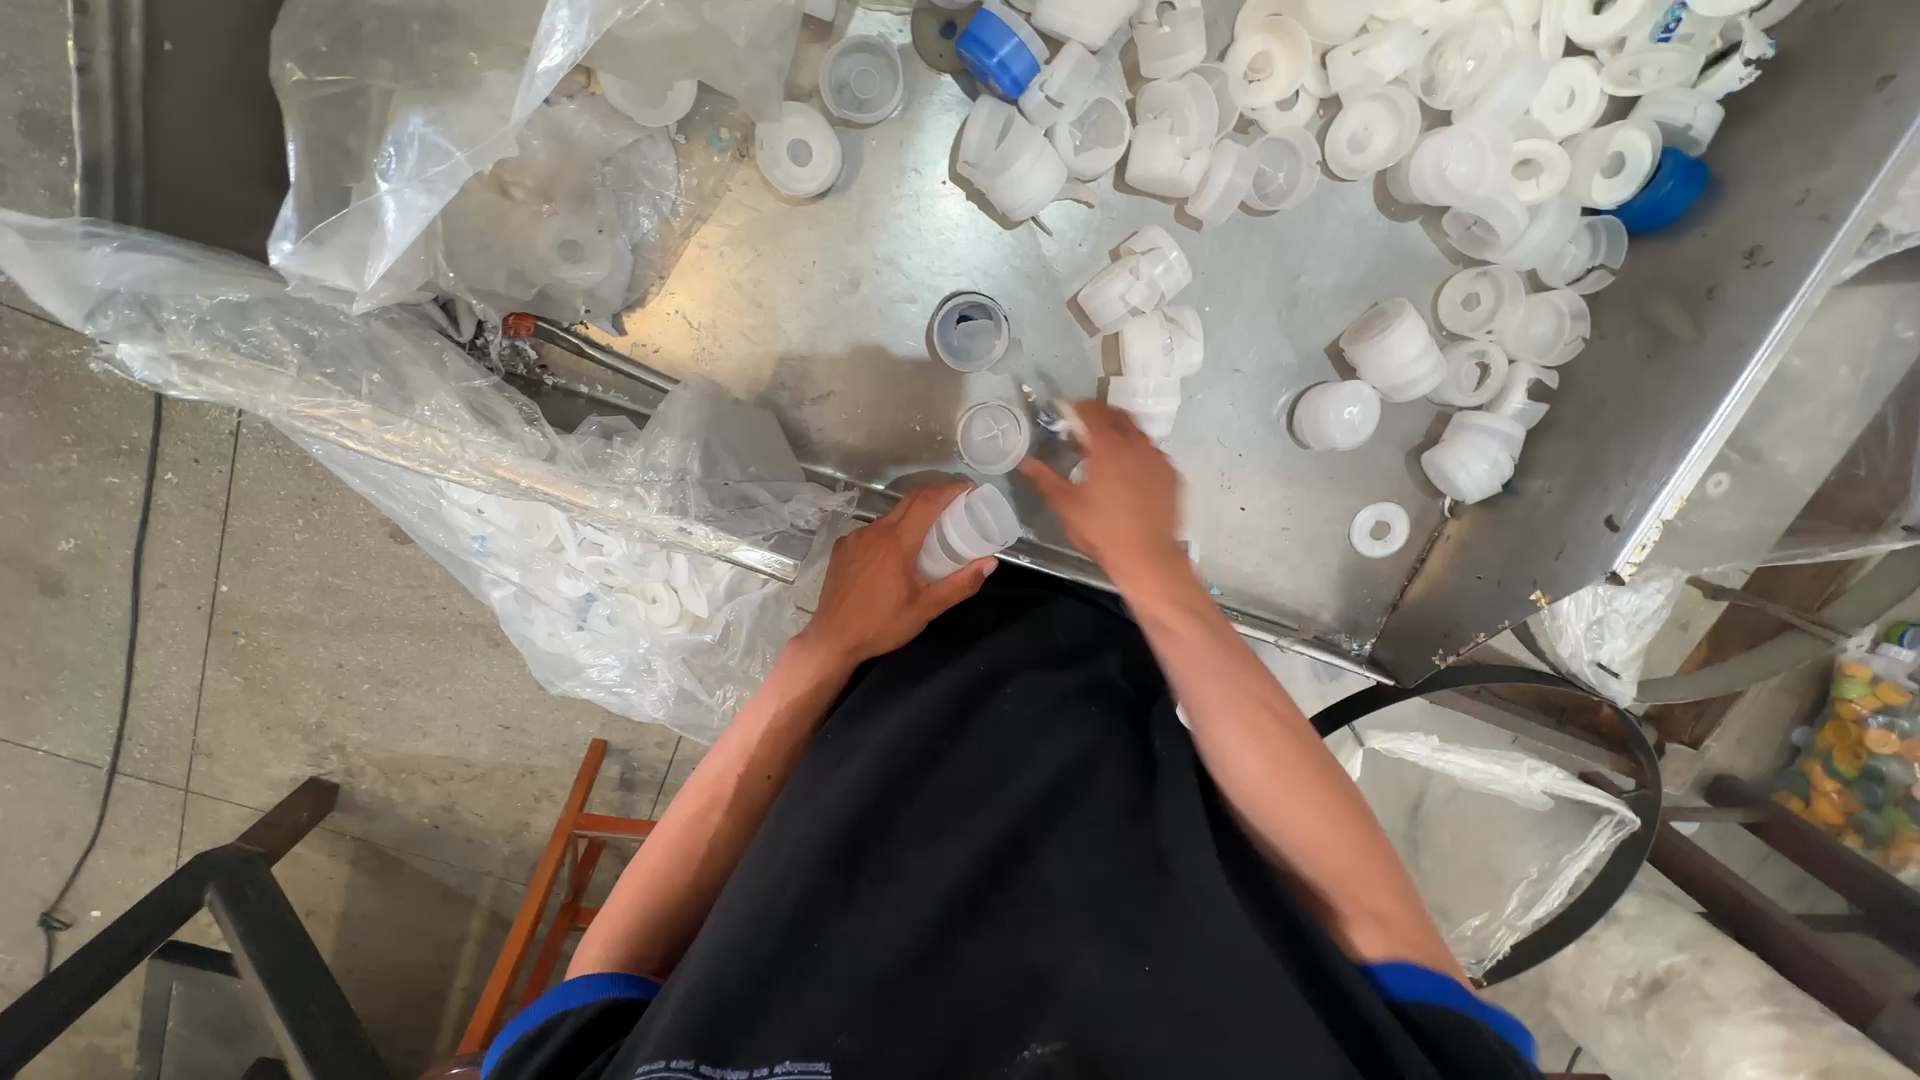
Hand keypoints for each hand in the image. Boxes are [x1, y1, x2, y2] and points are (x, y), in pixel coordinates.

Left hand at [792, 480, 995, 667]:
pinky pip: (872, 531)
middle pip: (910, 500)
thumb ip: (961, 584)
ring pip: (890, 517)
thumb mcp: (927, 608)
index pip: (929, 500)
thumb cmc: (882, 625)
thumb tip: (991, 563)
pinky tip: (895, 555)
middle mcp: (875, 531)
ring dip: (912, 517)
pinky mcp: (843, 548)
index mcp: (898, 542)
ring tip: (929, 534)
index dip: (951, 489)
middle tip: (957, 505)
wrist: (833, 640)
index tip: (969, 489)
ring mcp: (855, 537)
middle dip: (936, 496)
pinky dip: (890, 533)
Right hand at [1020, 400, 1185, 590]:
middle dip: (1101, 416)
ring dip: (1121, 435)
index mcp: (1109, 447)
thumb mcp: (1066, 505)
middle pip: (1119, 415)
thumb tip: (1024, 462)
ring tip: (1107, 453)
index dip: (1079, 407)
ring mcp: (1159, 459)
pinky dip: (1139, 455)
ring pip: (1139, 434)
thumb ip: (1044, 479)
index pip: (1094, 411)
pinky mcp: (1172, 475)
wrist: (1147, 556)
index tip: (1069, 412)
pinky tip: (1130, 474)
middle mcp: (1137, 445)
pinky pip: (1153, 454)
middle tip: (1085, 429)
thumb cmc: (1102, 531)